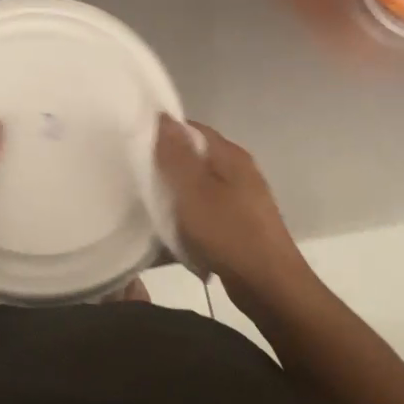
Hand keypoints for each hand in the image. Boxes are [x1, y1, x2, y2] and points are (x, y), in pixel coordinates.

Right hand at [155, 115, 309, 303]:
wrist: (269, 286)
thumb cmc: (228, 233)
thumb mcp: (193, 190)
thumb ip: (176, 154)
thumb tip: (163, 116)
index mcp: (230, 155)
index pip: (191, 129)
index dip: (162, 134)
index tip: (134, 147)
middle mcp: (239, 171)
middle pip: (194, 159)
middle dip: (166, 168)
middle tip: (137, 179)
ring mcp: (242, 200)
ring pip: (198, 188)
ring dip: (176, 198)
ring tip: (150, 209)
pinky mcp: (240, 225)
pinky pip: (206, 214)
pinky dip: (189, 220)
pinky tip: (174, 236)